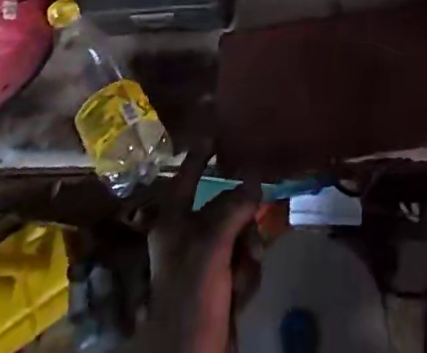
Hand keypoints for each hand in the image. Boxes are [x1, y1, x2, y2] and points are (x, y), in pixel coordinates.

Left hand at [129, 141, 261, 352]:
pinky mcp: (221, 286)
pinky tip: (239, 296)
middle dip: (243, 223)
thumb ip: (232, 209)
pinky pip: (245, 263)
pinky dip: (247, 277)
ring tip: (239, 277)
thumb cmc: (190, 298)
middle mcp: (187, 237)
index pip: (187, 177)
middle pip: (225, 208)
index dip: (200, 154)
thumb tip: (254, 179)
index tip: (215, 128)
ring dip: (247, 255)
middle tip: (253, 229)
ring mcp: (205, 263)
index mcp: (172, 223)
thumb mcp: (210, 249)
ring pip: (241, 235)